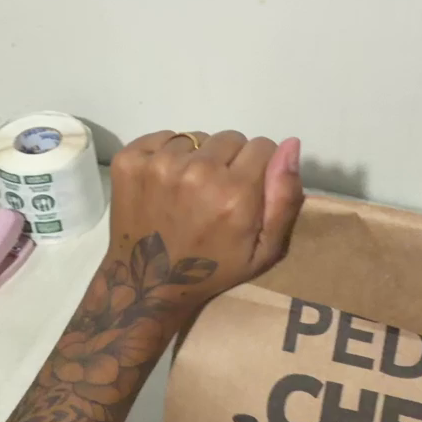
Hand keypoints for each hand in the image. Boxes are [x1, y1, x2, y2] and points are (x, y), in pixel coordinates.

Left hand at [106, 130, 304, 308]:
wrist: (147, 283)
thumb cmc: (212, 268)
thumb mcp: (265, 250)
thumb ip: (285, 197)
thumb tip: (290, 144)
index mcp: (235, 193)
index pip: (263, 146)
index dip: (258, 168)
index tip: (245, 191)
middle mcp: (198, 171)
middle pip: (230, 138)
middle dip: (229, 161)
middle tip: (215, 194)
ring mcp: (160, 163)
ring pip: (197, 138)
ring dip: (198, 158)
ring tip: (188, 192)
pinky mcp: (131, 160)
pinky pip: (164, 137)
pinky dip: (168, 155)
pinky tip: (165, 185)